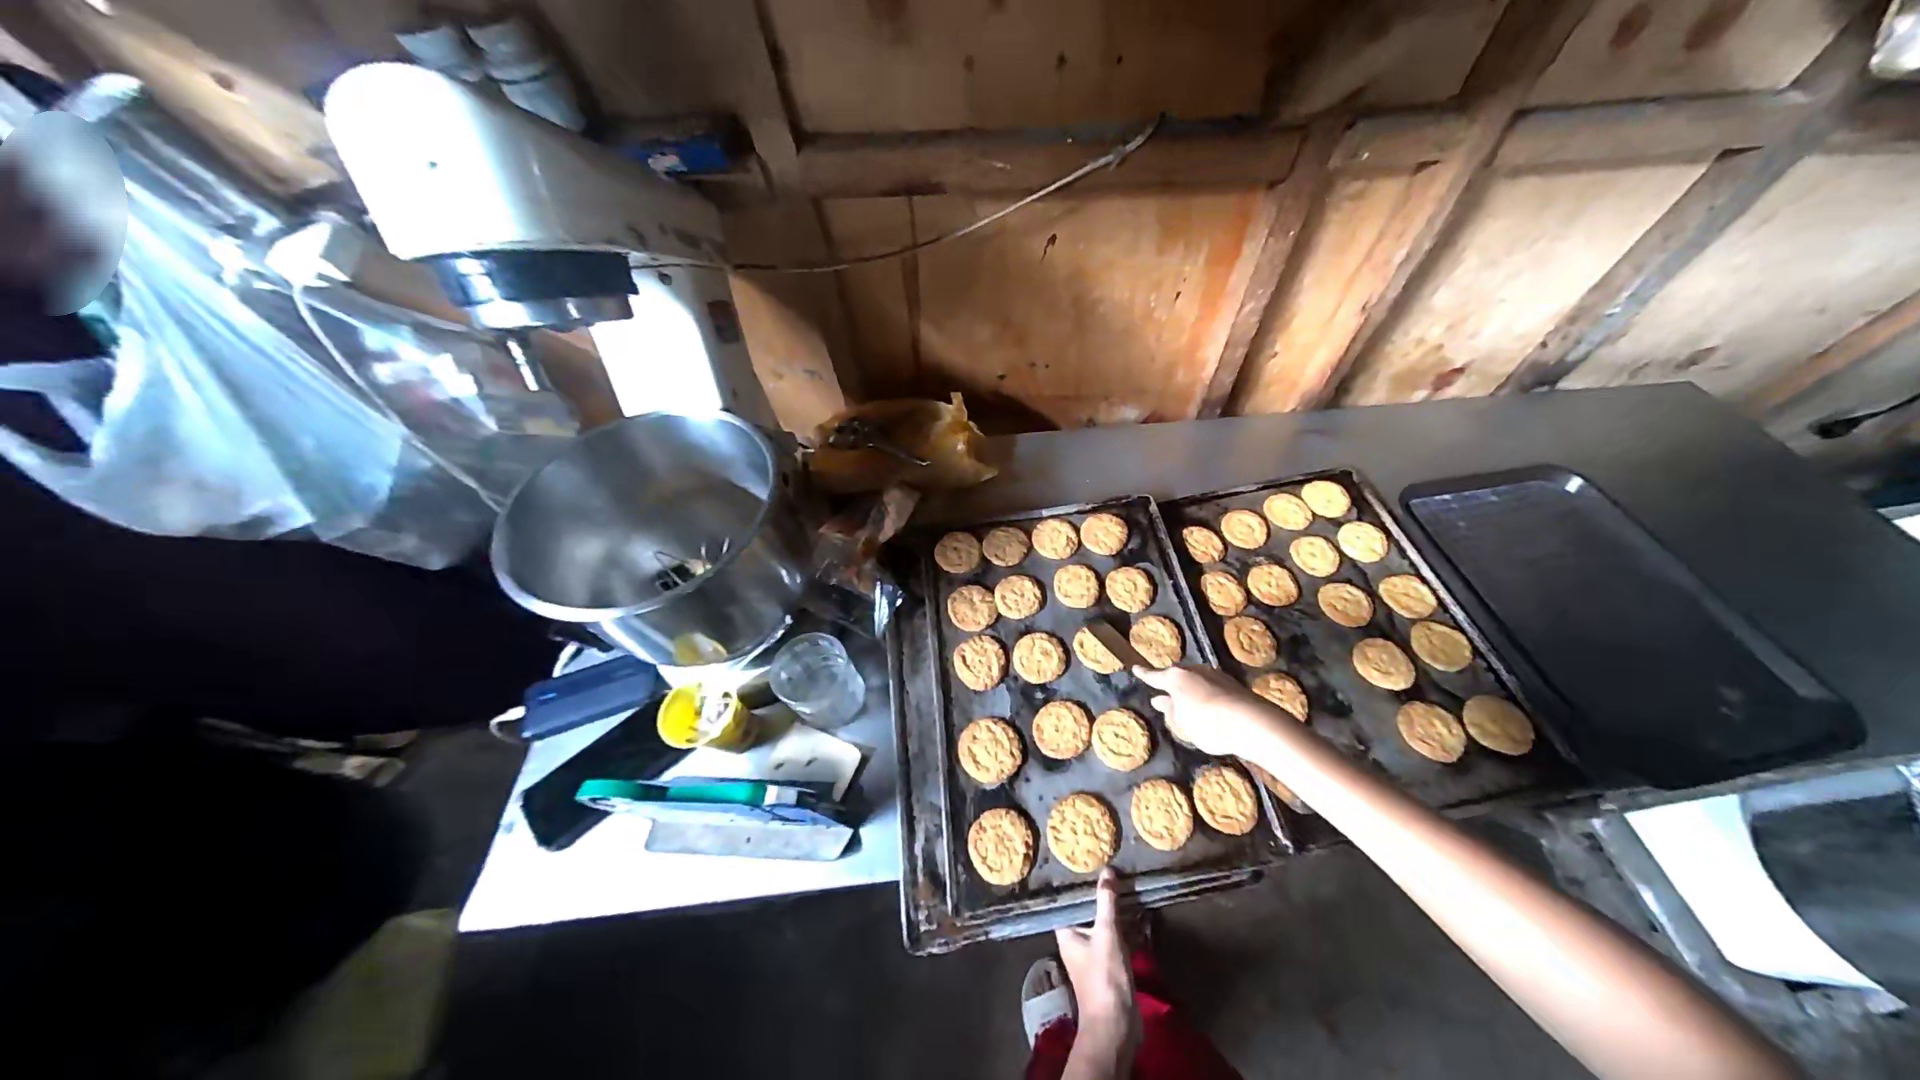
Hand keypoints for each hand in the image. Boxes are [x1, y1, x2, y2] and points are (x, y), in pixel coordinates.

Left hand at [1055, 868, 1137, 1054]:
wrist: (1116, 1026)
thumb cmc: (1104, 977)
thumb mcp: (1106, 933)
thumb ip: (1106, 901)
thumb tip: (1106, 870)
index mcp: (1066, 931)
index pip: (1068, 900)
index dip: (1079, 884)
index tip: (1089, 864)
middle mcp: (1076, 940)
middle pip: (1088, 911)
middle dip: (1102, 895)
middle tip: (1114, 871)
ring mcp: (1093, 953)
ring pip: (1104, 924)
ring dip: (1116, 910)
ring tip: (1129, 886)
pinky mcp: (1110, 964)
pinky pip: (1117, 938)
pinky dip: (1127, 927)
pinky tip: (1140, 913)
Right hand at [1133, 664, 1264, 756]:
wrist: (1252, 722)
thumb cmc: (1207, 724)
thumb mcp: (1181, 724)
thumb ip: (1169, 711)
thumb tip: (1160, 700)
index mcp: (1175, 678)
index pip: (1154, 676)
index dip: (1144, 674)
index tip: (1136, 668)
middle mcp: (1194, 671)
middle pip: (1178, 675)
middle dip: (1172, 683)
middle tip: (1166, 694)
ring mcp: (1215, 675)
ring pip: (1197, 681)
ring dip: (1191, 690)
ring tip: (1189, 704)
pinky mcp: (1233, 684)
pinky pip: (1212, 688)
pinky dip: (1207, 696)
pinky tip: (1210, 708)